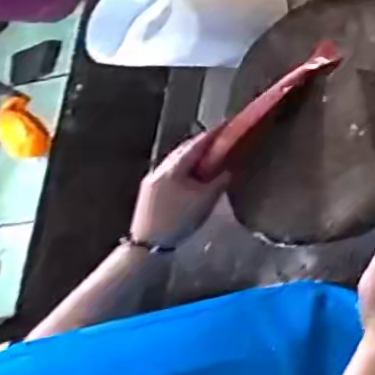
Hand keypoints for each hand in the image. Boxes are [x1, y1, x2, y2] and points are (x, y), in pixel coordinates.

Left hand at [129, 129, 227, 247]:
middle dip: (203, 142)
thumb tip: (228, 168)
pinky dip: (185, 165)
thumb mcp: (207, 199)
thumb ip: (220, 179)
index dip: (214, 133)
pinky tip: (193, 172)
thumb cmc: (179, 220)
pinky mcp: (149, 192)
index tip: (229, 125)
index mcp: (174, 168)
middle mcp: (160, 170)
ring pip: (176, 160)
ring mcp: (152, 180)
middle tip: (221, 138)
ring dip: (193, 154)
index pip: (197, 143)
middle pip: (184, 149)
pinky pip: (171, 170)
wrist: (146, 249)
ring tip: (210, 154)